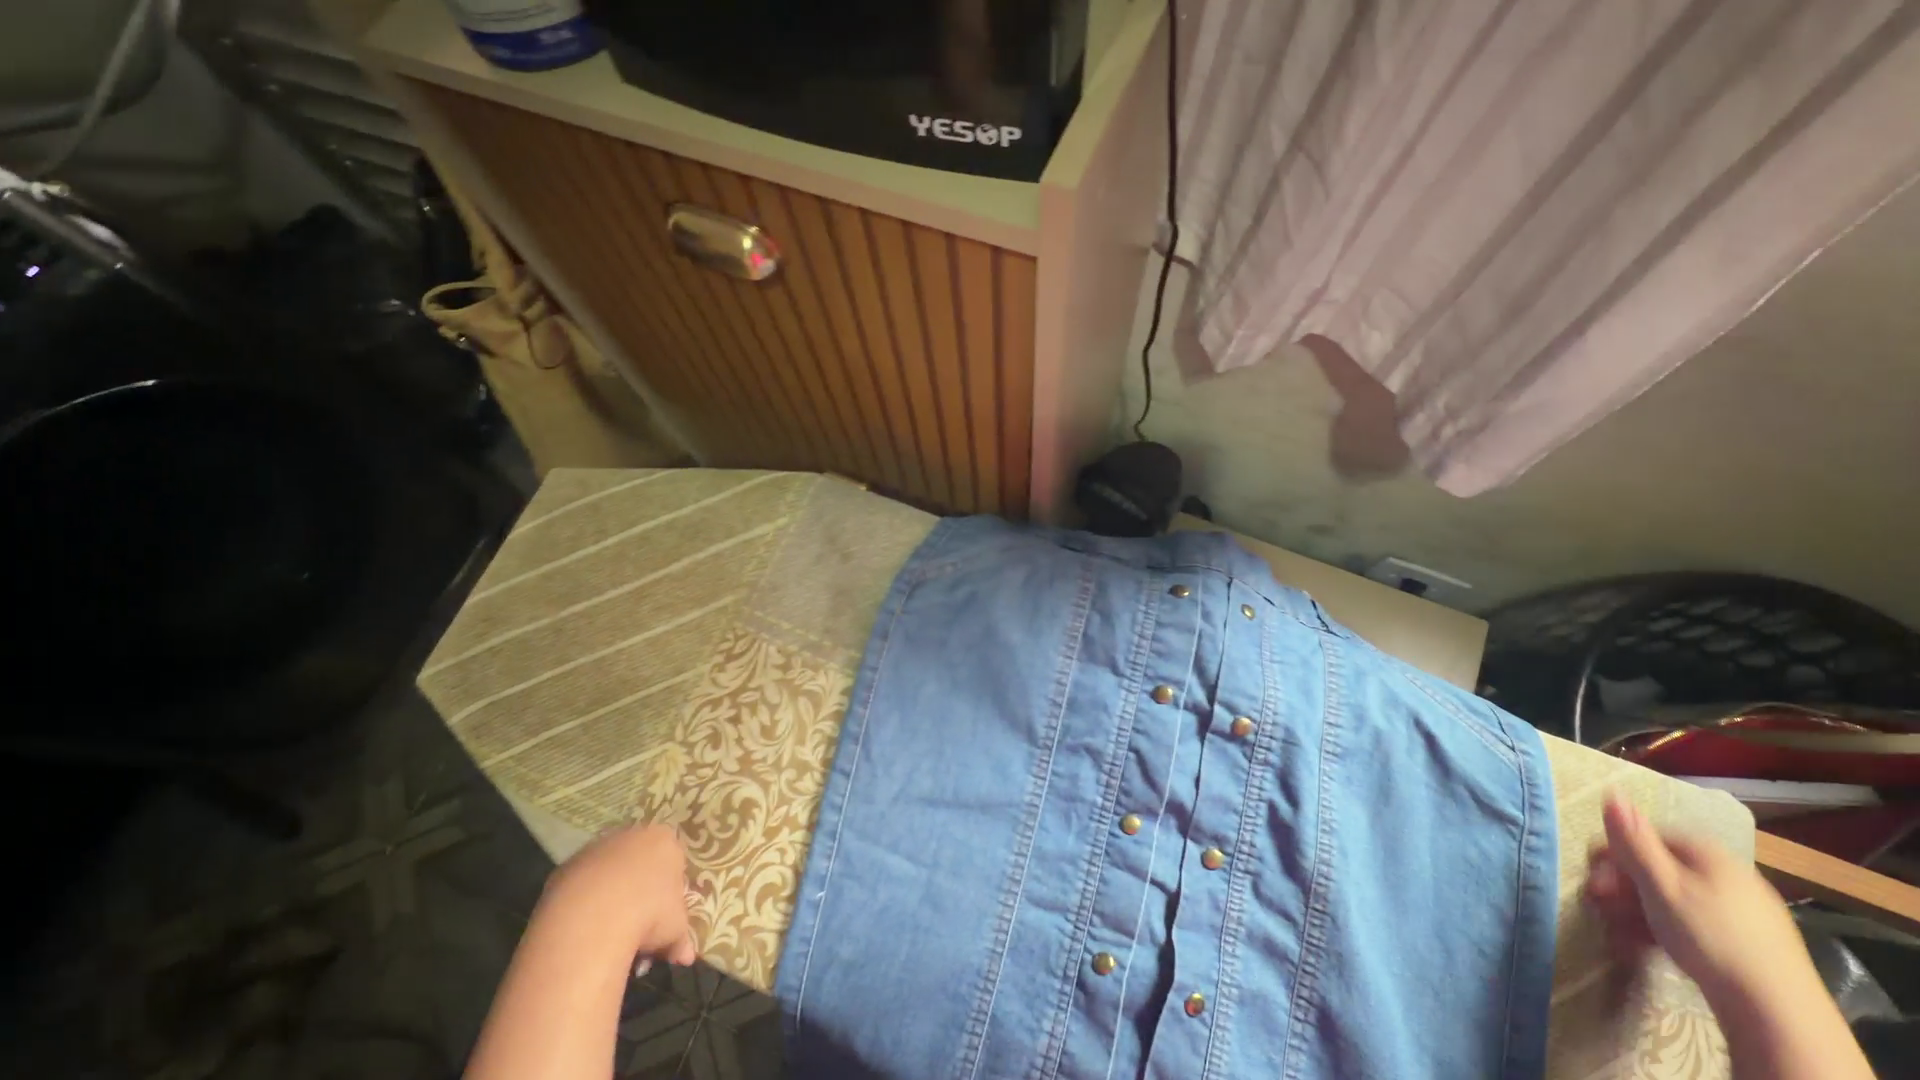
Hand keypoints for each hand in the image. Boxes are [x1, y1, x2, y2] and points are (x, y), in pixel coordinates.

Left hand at [541, 823, 697, 966]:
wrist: (593, 918)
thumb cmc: (650, 914)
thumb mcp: (676, 930)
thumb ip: (681, 939)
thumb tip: (685, 958)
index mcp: (664, 841)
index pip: (673, 861)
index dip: (670, 890)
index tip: (666, 915)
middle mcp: (631, 836)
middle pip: (639, 863)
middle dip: (640, 893)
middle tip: (640, 928)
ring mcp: (595, 848)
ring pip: (609, 874)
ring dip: (611, 899)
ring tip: (610, 936)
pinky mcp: (566, 867)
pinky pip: (582, 886)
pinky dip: (586, 905)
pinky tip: (587, 931)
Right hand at [1585, 793, 1814, 1008]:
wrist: (1774, 1006)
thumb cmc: (1707, 935)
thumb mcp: (1660, 885)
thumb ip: (1634, 840)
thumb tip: (1612, 793)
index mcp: (1706, 851)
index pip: (1647, 836)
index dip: (1614, 854)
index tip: (1593, 877)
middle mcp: (1726, 870)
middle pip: (1660, 867)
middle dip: (1624, 885)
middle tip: (1600, 906)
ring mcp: (1740, 905)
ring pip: (1674, 896)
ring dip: (1638, 908)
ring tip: (1618, 931)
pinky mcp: (1747, 937)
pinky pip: (1694, 919)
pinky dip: (1665, 926)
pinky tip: (1649, 944)